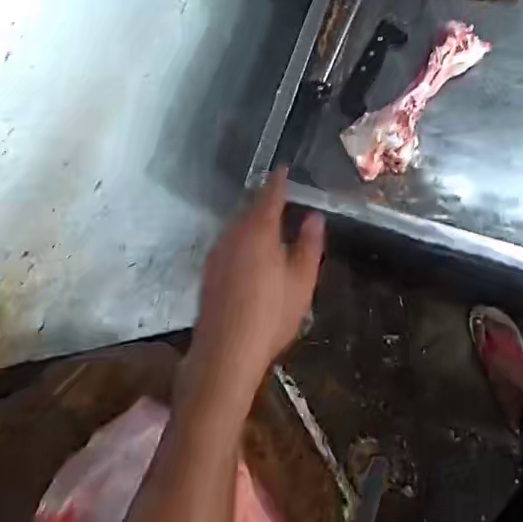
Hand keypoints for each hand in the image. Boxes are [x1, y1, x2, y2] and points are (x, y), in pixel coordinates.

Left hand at [187, 168, 324, 395]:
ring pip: (237, 227)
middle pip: (251, 209)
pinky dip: (242, 241)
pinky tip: (252, 257)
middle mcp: (233, 234)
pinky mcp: (208, 272)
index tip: (284, 168)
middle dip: (266, 202)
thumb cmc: (270, 315)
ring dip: (253, 223)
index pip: (270, 195)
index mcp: (258, 231)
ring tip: (271, 227)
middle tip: (282, 199)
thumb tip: (314, 217)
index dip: (279, 181)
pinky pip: (229, 244)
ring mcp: (217, 253)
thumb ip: (309, 245)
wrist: (225, 353)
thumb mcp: (301, 281)